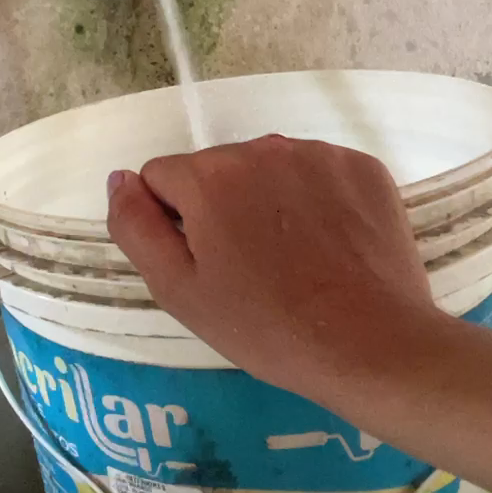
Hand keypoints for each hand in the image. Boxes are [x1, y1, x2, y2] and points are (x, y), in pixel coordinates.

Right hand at [106, 135, 468, 403]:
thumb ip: (135, 225)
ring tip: (290, 259)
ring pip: (265, 169)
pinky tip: (327, 245)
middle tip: (247, 269)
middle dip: (219, 207)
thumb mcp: (178, 289)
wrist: (372, 345)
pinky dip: (312, 200)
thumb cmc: (265, 327)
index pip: (160, 178)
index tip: (205, 264)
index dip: (173, 223)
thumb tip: (120, 178)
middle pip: (214, 169)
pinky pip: (314, 173)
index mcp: (209, 176)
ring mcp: (317, 153)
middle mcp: (261, 147)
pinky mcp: (361, 166)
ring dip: (264, 200)